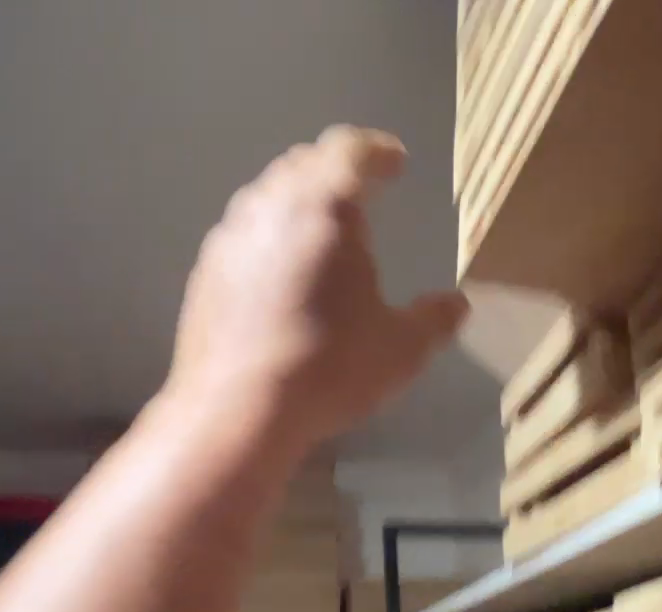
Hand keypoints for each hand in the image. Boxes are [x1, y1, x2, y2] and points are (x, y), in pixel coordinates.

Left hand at [165, 126, 469, 450]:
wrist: (237, 412)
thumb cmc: (328, 369)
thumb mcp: (401, 350)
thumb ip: (433, 320)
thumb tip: (457, 305)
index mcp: (325, 206)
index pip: (351, 150)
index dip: (378, 151)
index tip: (396, 163)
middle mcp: (270, 207)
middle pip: (303, 165)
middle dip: (335, 172)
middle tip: (358, 194)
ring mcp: (229, 240)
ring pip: (266, 200)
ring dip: (296, 206)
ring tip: (317, 236)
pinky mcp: (203, 276)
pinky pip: (241, 240)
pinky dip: (266, 243)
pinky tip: (276, 280)